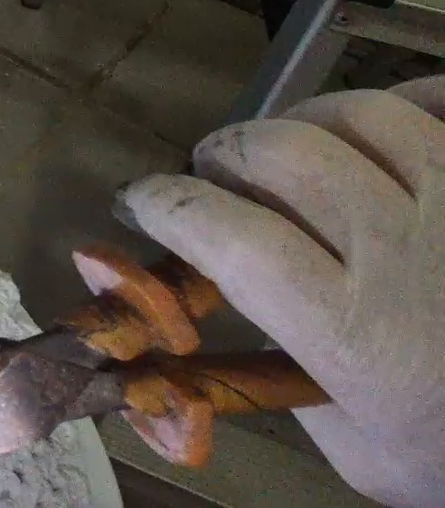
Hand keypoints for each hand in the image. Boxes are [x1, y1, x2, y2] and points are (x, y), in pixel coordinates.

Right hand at [120, 77, 444, 507]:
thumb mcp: (364, 450)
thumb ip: (270, 370)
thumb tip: (180, 299)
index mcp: (359, 331)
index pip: (210, 224)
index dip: (157, 201)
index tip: (143, 205)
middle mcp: (413, 255)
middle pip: (273, 150)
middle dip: (223, 156)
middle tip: (222, 179)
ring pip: (352, 114)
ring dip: (302, 128)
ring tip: (303, 157)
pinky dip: (407, 104)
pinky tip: (394, 137)